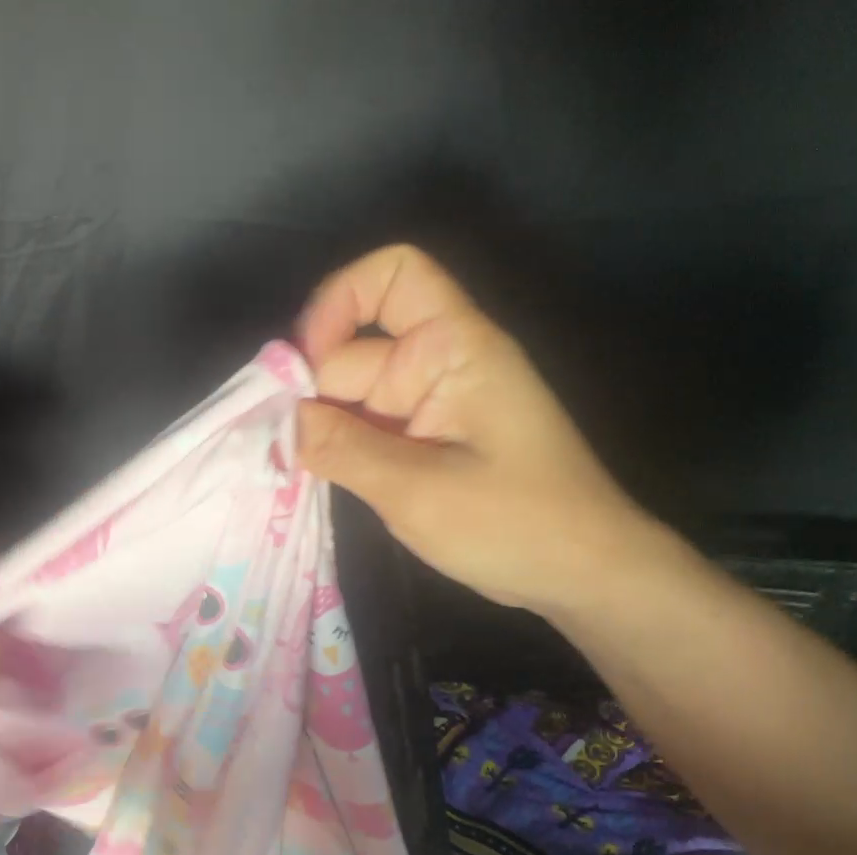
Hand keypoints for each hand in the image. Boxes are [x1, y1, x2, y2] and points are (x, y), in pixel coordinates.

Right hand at [294, 244, 670, 614]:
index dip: (339, 300)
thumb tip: (279, 419)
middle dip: (307, 395)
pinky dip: (328, 447)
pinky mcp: (414, 439)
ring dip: (313, 428)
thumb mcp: (418, 490)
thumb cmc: (515, 523)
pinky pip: (354, 427)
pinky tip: (308, 478)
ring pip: (343, 395)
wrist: (579, 574)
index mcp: (453, 348)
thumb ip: (341, 448)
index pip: (392, 277)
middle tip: (277, 452)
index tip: (305, 366)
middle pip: (348, 351)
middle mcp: (434, 363)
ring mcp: (423, 403)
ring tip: (287, 472)